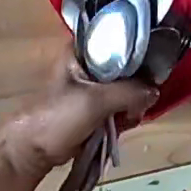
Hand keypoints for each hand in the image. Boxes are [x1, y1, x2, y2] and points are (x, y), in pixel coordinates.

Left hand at [0, 56, 157, 179]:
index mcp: (82, 50)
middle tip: (136, 103)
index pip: (120, 40)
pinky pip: (121, 105)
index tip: (150, 71)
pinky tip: (124, 124)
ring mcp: (93, 86)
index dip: (138, 54)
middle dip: (136, 87)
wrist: (35, 150)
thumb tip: (155, 91)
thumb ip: (129, 92)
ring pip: (127, 88)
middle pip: (128, 67)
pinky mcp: (96, 106)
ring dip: (132, 104)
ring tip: (128, 117)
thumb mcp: (95, 100)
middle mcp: (89, 63)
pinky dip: (126, 115)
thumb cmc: (58, 117)